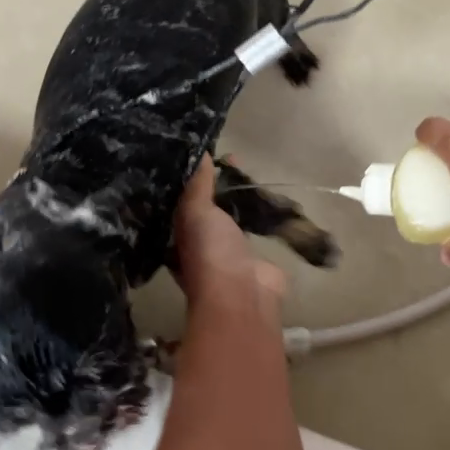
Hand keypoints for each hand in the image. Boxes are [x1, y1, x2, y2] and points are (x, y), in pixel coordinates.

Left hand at [173, 158, 287, 316]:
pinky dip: (261, 213)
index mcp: (180, 234)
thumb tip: (199, 154)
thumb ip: (198, 185)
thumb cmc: (211, 253)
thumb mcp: (196, 213)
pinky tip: (269, 198)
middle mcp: (201, 242)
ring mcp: (229, 251)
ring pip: (233, 217)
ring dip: (242, 198)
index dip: (195, 177)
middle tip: (236, 160)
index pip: (184, 199)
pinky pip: (255, 228)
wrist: (243, 296)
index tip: (211, 153)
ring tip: (253, 174)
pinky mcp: (254, 257)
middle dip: (220, 185)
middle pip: (210, 206)